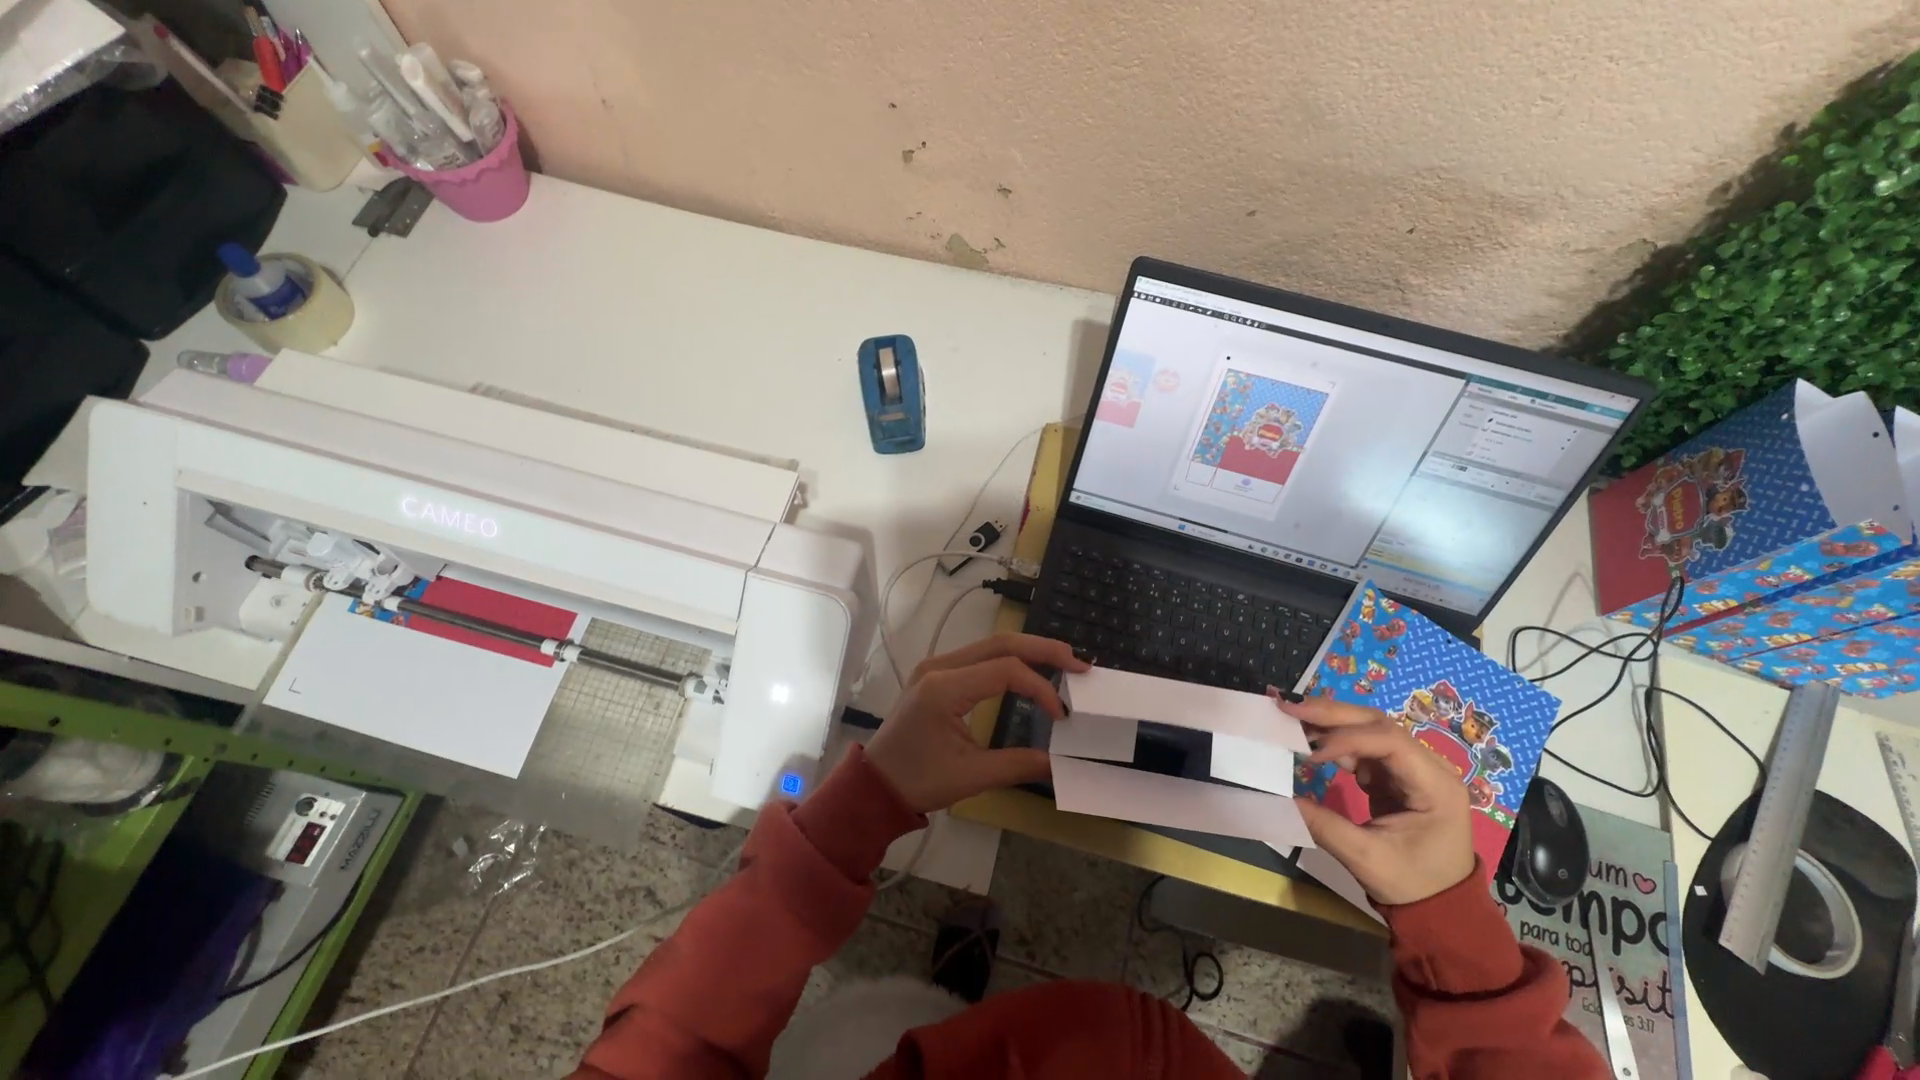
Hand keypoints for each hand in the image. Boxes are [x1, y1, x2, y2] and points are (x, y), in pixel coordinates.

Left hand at [865, 633, 1090, 813]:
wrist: (874, 784)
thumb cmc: (918, 781)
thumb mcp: (971, 776)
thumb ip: (1019, 764)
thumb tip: (1060, 763)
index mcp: (944, 687)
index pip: (1006, 670)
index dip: (1040, 687)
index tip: (1062, 716)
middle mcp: (939, 667)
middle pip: (1001, 643)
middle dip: (1044, 650)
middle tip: (1081, 664)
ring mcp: (935, 667)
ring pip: (991, 645)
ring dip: (1029, 651)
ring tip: (1064, 662)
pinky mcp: (936, 675)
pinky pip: (979, 657)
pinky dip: (1010, 660)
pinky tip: (1031, 671)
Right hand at [1281, 696, 1474, 905]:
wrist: (1440, 907)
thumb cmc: (1413, 884)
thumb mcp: (1366, 859)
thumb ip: (1324, 826)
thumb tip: (1281, 799)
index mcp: (1435, 785)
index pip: (1390, 741)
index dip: (1347, 740)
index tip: (1310, 754)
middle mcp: (1429, 767)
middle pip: (1379, 725)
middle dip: (1333, 715)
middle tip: (1289, 707)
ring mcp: (1412, 769)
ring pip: (1369, 731)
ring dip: (1331, 724)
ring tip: (1292, 718)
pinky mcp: (1395, 777)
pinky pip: (1364, 748)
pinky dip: (1335, 743)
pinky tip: (1310, 742)